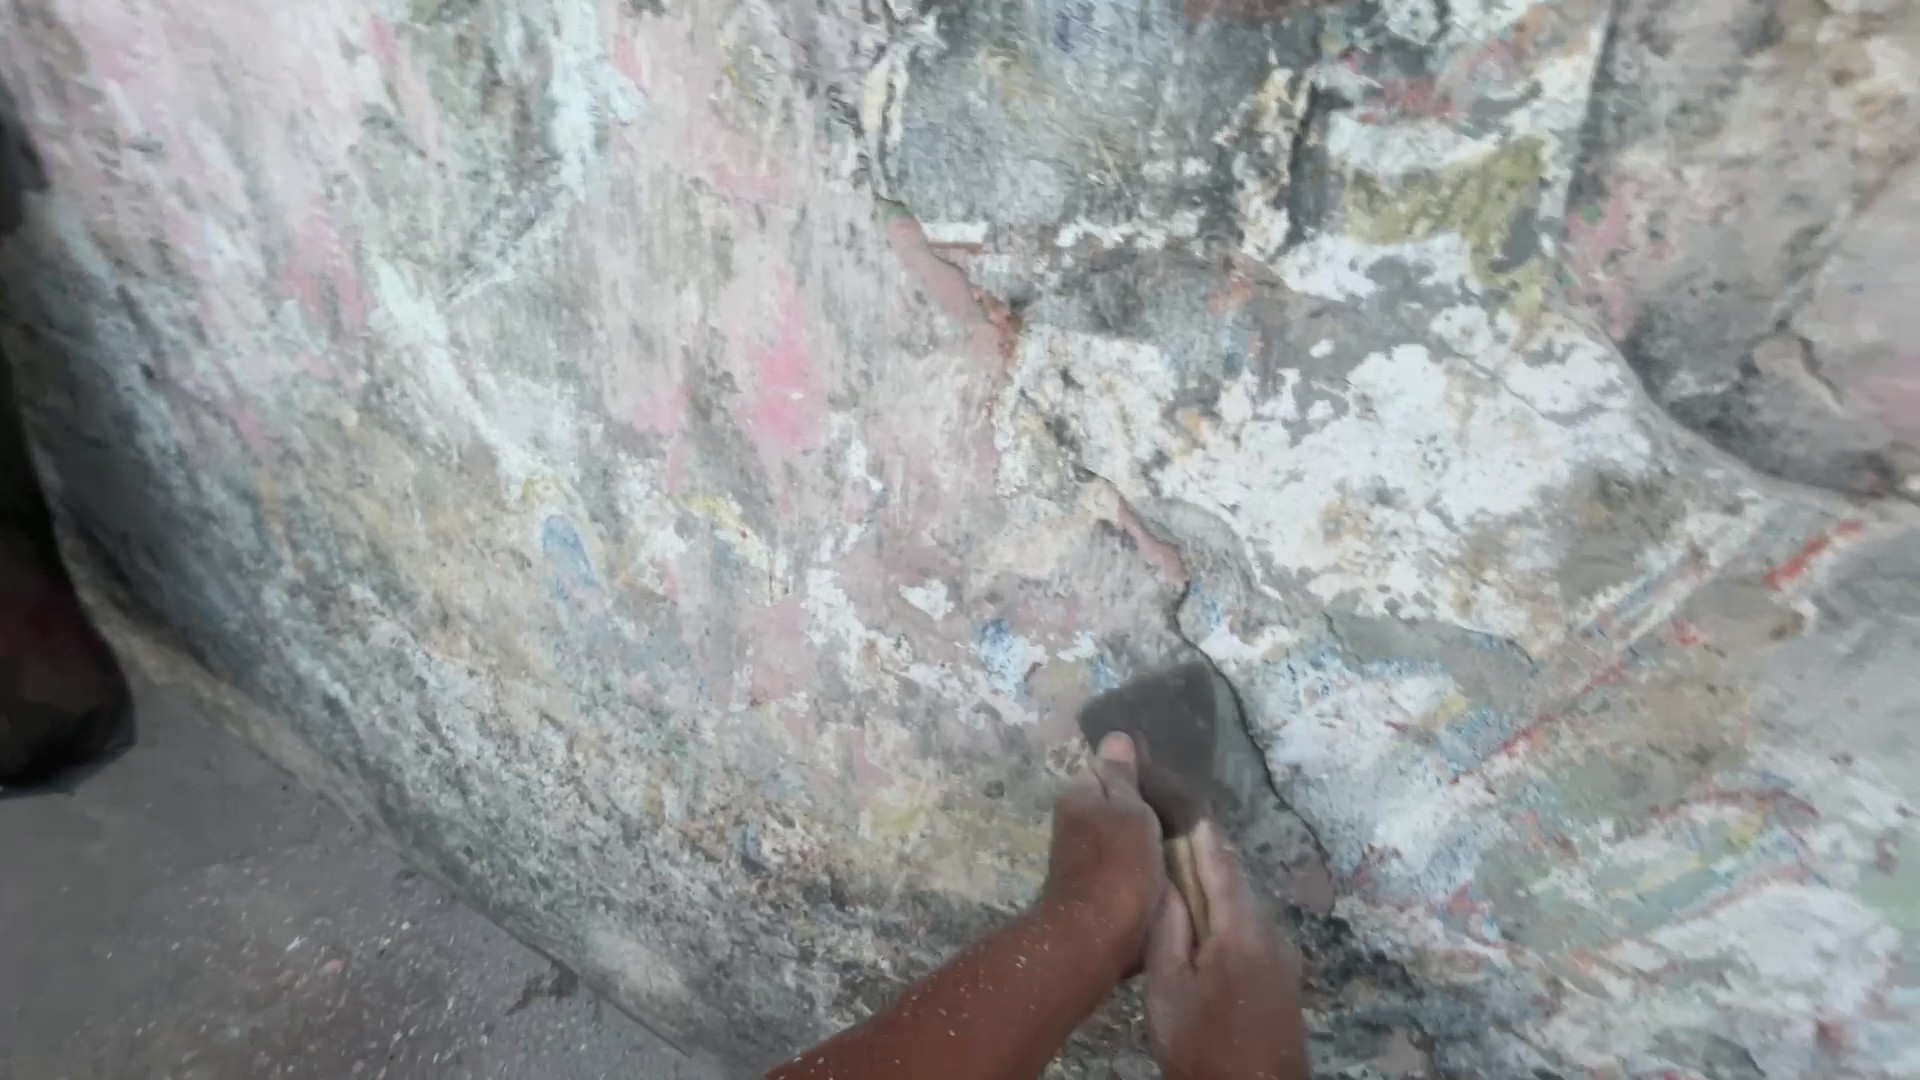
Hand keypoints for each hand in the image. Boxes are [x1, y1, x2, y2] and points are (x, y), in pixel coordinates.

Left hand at [1038, 733, 1166, 977]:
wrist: (1096, 939)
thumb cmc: (1117, 866)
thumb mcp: (1129, 812)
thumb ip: (1123, 777)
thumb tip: (1115, 735)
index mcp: (1077, 796)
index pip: (1108, 771)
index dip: (1137, 777)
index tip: (1166, 787)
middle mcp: (1072, 821)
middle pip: (1115, 806)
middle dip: (1142, 812)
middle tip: (1180, 820)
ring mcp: (1080, 856)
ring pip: (1121, 838)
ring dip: (1144, 843)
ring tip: (1180, 848)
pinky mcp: (1093, 888)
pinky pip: (1123, 866)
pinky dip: (1141, 869)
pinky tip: (1165, 876)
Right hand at [1144, 821, 1307, 1079]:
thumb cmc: (1200, 1047)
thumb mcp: (1167, 989)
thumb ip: (1168, 929)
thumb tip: (1168, 882)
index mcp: (1242, 934)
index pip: (1223, 868)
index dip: (1204, 837)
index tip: (1186, 809)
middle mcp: (1272, 936)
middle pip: (1239, 882)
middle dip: (1210, 858)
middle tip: (1177, 836)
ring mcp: (1285, 958)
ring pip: (1249, 904)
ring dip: (1221, 886)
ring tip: (1186, 871)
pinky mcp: (1287, 977)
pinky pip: (1256, 927)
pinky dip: (1232, 910)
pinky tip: (1209, 917)